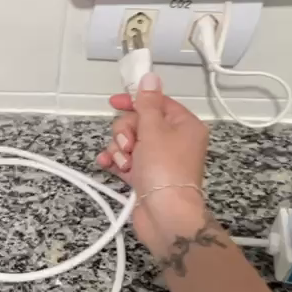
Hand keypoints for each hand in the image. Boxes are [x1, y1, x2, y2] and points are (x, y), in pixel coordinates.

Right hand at [95, 72, 211, 246]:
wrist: (165, 214)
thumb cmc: (165, 169)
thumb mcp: (154, 129)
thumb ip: (147, 103)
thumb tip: (150, 77)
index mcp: (184, 125)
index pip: (157, 103)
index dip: (135, 101)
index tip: (114, 102)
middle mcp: (173, 140)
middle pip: (138, 122)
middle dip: (125, 132)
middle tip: (129, 145)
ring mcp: (158, 159)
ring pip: (128, 141)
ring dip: (119, 149)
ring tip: (124, 162)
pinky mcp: (144, 175)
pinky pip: (124, 159)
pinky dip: (114, 161)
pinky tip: (107, 164)